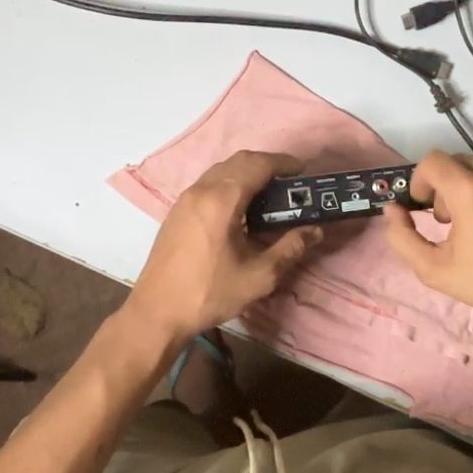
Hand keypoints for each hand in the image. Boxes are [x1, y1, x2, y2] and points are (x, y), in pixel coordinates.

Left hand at [123, 151, 322, 346]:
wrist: (157, 311)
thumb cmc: (209, 292)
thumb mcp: (259, 276)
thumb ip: (290, 248)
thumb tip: (315, 231)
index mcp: (222, 200)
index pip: (257, 165)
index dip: (284, 163)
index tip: (303, 171)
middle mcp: (201, 190)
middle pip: (239, 161)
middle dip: (267, 165)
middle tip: (290, 183)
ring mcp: (185, 199)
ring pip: (221, 171)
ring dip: (247, 173)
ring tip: (269, 195)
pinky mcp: (177, 212)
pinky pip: (208, 184)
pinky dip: (230, 184)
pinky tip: (240, 209)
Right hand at [380, 152, 472, 334]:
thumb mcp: (435, 270)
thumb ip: (403, 237)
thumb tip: (391, 211)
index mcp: (472, 193)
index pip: (433, 161)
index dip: (420, 180)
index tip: (424, 205)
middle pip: (458, 162)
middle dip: (446, 186)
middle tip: (451, 221)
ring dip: (472, 188)